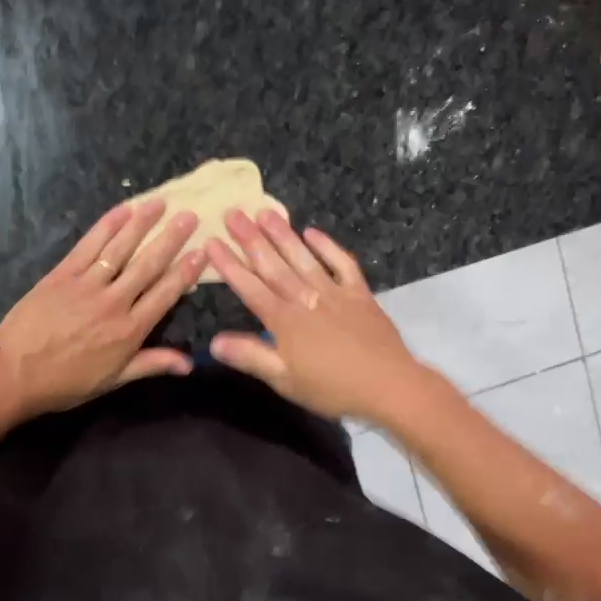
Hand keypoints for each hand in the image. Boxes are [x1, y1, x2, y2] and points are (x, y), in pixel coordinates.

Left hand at [0, 199, 207, 418]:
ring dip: (142, 223)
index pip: (165, 294)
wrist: (14, 374)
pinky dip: (107, 225)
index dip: (186, 272)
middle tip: (190, 217)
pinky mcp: (63, 274)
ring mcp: (87, 285)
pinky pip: (89, 245)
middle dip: (171, 239)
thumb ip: (152, 364)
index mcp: (129, 330)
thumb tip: (190, 363)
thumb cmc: (65, 382)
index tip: (202, 251)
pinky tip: (123, 209)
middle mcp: (114, 302)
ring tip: (160, 203)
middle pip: (148, 264)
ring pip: (121, 248)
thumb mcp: (113, 380)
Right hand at [204, 209, 443, 422]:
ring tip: (264, 212)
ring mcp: (334, 292)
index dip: (229, 265)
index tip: (211, 241)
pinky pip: (342, 263)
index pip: (250, 287)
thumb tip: (213, 341)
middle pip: (273, 265)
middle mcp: (306, 299)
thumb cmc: (332, 388)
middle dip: (250, 239)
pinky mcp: (359, 293)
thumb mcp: (285, 380)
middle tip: (232, 213)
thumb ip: (250, 357)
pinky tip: (313, 232)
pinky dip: (328, 247)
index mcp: (284, 321)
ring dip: (283, 235)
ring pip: (303, 258)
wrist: (389, 385)